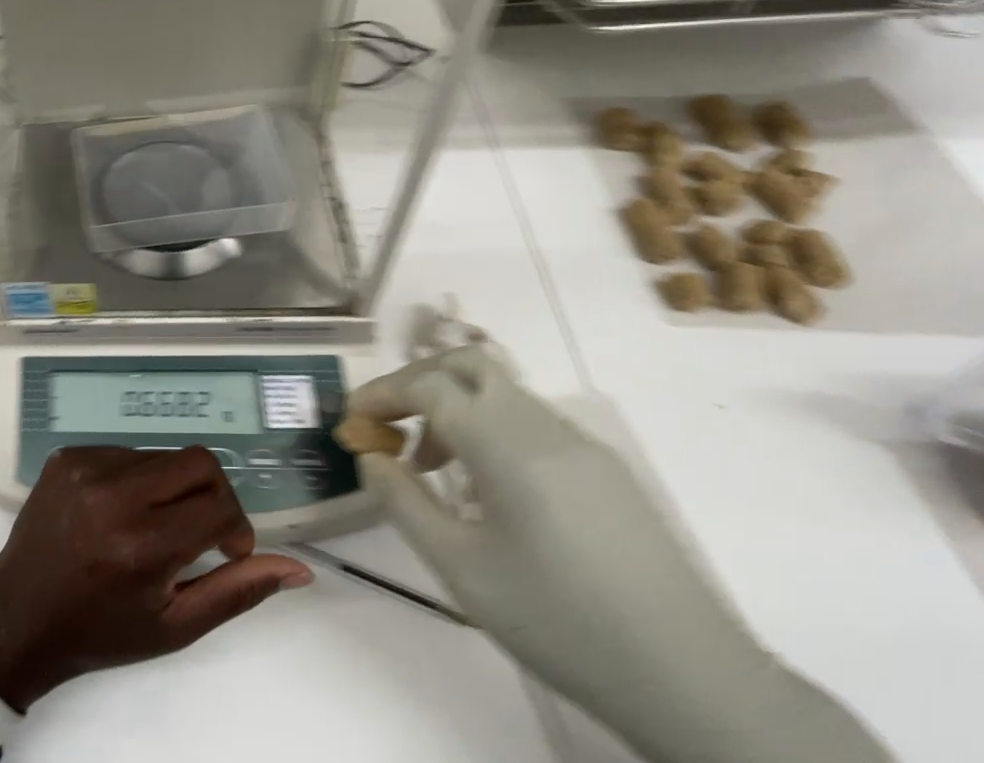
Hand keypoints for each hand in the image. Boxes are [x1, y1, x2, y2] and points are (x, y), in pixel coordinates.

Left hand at [0, 446, 311, 710]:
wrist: (19, 616)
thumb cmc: (101, 631)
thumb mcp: (175, 626)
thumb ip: (238, 592)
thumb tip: (298, 569)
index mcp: (143, 544)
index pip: (220, 505)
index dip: (237, 529)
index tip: (227, 552)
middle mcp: (114, 495)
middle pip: (198, 462)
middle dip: (213, 495)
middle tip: (200, 532)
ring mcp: (84, 469)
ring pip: (162, 456)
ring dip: (173, 488)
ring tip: (152, 528)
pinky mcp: (66, 457)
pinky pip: (125, 453)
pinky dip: (137, 479)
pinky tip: (120, 514)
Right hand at [353, 347, 890, 762]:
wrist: (686, 674)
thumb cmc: (555, 619)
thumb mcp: (458, 567)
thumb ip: (403, 501)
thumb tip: (372, 457)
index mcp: (506, 444)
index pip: (428, 385)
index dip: (381, 394)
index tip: (352, 421)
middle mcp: (546, 427)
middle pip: (471, 365)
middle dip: (418, 381)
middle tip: (388, 424)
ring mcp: (583, 446)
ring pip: (504, 392)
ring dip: (455, 408)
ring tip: (432, 467)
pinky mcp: (606, 471)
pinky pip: (534, 423)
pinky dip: (491, 429)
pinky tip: (487, 488)